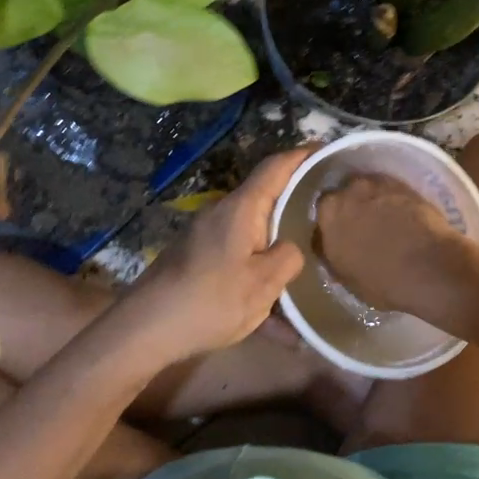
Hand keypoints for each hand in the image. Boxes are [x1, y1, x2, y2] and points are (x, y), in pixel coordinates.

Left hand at [117, 149, 308, 363]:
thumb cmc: (209, 299)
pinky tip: (279, 328)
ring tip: (310, 275)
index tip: (328, 151)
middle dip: (297, 205)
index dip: (303, 156)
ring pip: (255, 237)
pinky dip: (260, 283)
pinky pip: (240, 263)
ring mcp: (208, 237)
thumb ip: (287, 258)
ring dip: (279, 254)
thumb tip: (292, 248)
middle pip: (267, 199)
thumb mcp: (262, 284)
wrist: (148, 327)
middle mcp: (224, 213)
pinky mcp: (200, 261)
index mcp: (242, 208)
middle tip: (330, 214)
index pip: (276, 167)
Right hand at [313, 173, 472, 313]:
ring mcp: (376, 184)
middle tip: (363, 227)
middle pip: (343, 196)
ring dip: (372, 200)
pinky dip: (393, 198)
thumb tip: (330, 245)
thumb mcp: (345, 276)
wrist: (430, 268)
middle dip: (350, 208)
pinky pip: (390, 188)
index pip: (321, 215)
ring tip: (386, 220)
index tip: (341, 236)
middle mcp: (347, 192)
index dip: (332, 226)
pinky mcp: (403, 183)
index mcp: (327, 215)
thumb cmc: (383, 282)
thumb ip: (332, 253)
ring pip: (367, 189)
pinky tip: (403, 214)